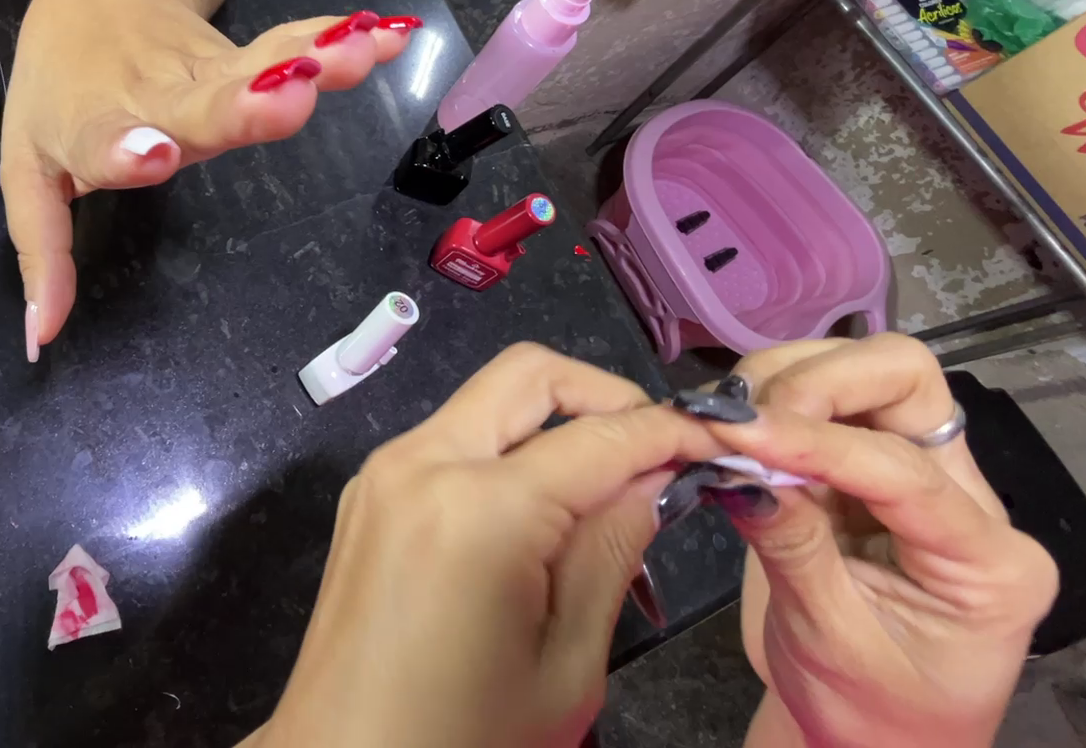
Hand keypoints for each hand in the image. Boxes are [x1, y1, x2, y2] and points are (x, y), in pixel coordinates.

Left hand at [3, 0, 419, 358]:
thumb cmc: (63, 94)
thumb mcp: (32, 169)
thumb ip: (45, 247)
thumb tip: (44, 338)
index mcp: (94, 130)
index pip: (106, 143)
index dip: (128, 150)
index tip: (157, 154)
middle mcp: (156, 100)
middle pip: (200, 106)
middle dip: (242, 108)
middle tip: (288, 98)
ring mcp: (204, 72)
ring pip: (256, 68)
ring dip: (309, 64)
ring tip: (354, 55)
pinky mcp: (242, 52)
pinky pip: (289, 46)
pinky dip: (334, 42)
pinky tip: (386, 38)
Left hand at [254, 344, 729, 747]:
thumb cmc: (465, 738)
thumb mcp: (567, 663)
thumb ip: (611, 549)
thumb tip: (648, 475)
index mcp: (476, 505)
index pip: (595, 436)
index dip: (666, 430)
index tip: (717, 438)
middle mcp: (420, 459)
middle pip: (524, 374)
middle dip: (601, 393)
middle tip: (653, 447)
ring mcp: (384, 468)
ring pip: (485, 402)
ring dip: (551, 422)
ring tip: (600, 488)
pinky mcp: (368, 487)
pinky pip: (451, 439)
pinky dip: (504, 451)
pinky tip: (535, 509)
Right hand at [689, 336, 1057, 747]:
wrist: (872, 728)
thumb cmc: (867, 706)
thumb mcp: (829, 642)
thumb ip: (792, 549)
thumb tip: (735, 471)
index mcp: (986, 561)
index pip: (901, 469)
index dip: (812, 440)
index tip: (730, 428)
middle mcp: (963, 497)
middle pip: (903, 379)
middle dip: (812, 382)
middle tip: (738, 418)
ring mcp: (910, 469)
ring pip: (857, 370)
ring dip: (781, 379)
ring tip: (725, 424)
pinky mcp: (855, 460)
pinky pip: (816, 397)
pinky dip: (764, 394)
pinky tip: (731, 427)